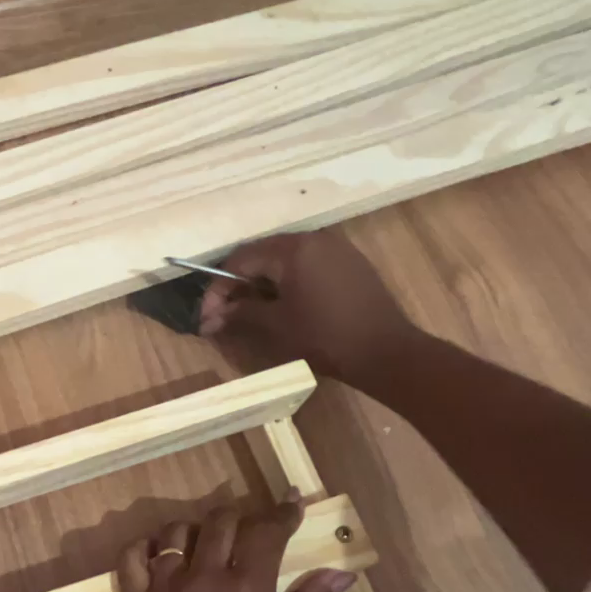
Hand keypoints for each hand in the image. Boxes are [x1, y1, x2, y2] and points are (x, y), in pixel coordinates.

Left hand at [118, 502, 358, 591]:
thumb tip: (338, 572)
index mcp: (248, 591)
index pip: (266, 532)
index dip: (282, 512)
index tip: (292, 503)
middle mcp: (202, 579)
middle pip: (220, 523)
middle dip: (243, 518)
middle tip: (254, 530)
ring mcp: (162, 591)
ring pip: (175, 533)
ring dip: (197, 530)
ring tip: (210, 543)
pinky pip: (130, 559)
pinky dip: (144, 546)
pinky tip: (159, 552)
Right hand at [199, 229, 420, 382]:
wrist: (385, 351)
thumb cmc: (324, 336)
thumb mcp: (276, 326)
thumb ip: (240, 314)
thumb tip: (210, 319)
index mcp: (293, 249)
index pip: (240, 260)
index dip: (217, 289)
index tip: (205, 318)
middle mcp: (314, 239)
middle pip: (261, 256)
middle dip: (238, 286)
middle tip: (222, 316)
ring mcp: (336, 249)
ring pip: (284, 261)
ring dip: (261, 285)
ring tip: (249, 314)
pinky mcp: (349, 264)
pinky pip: (306, 266)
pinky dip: (286, 284)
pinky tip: (281, 307)